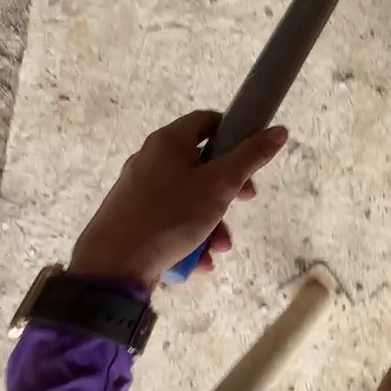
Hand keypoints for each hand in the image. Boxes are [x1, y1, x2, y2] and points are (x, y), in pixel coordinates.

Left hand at [69, 110, 287, 290]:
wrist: (110, 269)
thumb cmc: (170, 216)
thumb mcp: (221, 185)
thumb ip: (251, 156)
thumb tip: (279, 130)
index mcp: (168, 142)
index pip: (208, 120)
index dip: (235, 133)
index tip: (253, 155)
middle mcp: (150, 159)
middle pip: (202, 162)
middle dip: (229, 187)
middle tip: (245, 201)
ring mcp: (138, 190)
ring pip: (189, 196)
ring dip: (213, 220)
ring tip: (220, 247)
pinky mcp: (131, 218)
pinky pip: (171, 218)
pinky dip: (190, 235)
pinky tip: (200, 261)